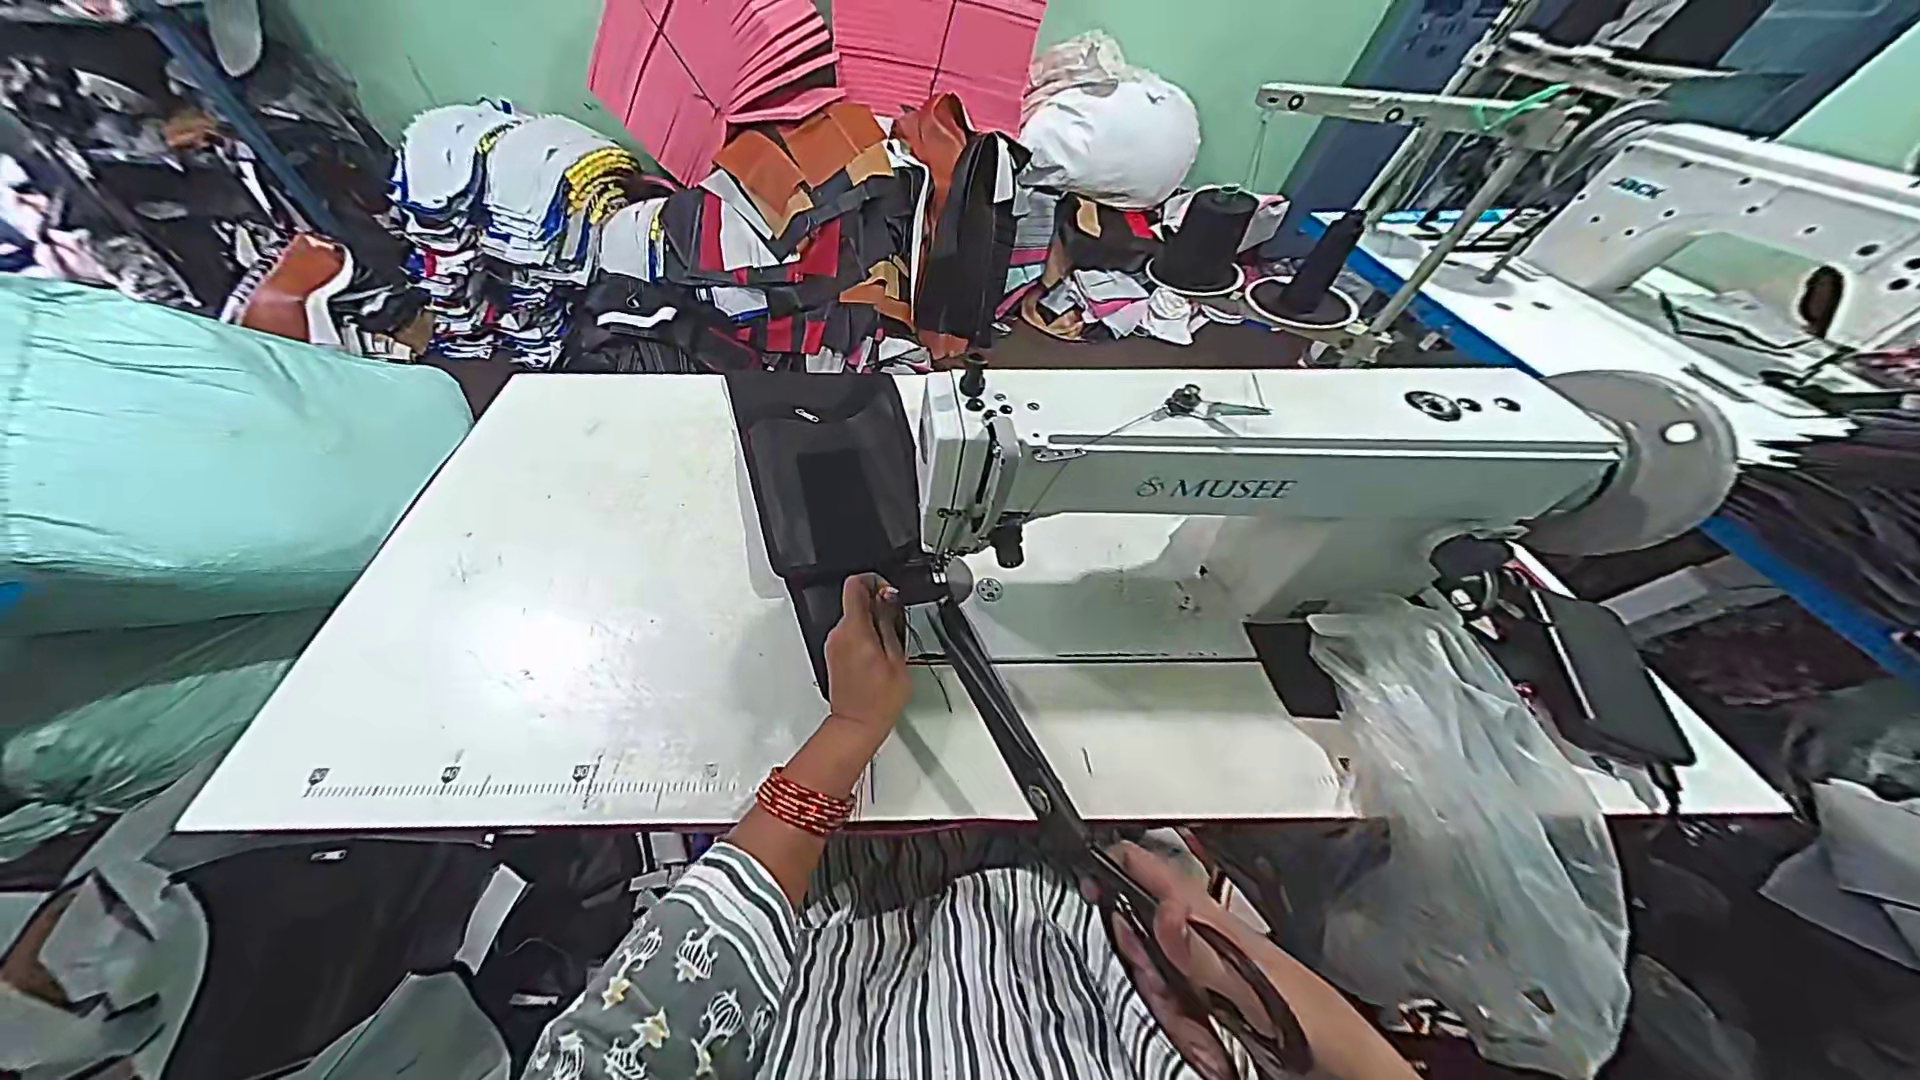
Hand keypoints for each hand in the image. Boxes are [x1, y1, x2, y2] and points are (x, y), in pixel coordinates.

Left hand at [824, 574, 910, 736]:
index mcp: (855, 630)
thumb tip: (889, 600)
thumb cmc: (878, 700)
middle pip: (855, 600)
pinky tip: (879, 653)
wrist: (856, 724)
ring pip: (853, 617)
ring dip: (872, 621)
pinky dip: (864, 634)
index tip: (889, 593)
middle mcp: (839, 633)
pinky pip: (849, 633)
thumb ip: (890, 623)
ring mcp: (834, 644)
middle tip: (895, 622)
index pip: (855, 584)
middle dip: (877, 604)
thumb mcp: (897, 658)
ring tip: (889, 644)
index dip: (874, 580)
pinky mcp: (834, 653)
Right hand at [1105, 843, 1418, 1079]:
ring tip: (1206, 1040)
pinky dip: (1187, 1038)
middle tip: (1164, 993)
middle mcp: (1203, 939)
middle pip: (1143, 933)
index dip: (1117, 867)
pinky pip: (1175, 1013)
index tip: (1090, 873)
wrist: (1347, 1073)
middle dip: (1146, 971)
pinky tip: (1212, 1051)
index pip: (1153, 874)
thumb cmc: (1315, 1022)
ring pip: (1156, 979)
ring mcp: (1206, 973)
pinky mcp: (1210, 1006)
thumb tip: (1160, 906)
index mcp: (1211, 920)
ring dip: (1174, 1017)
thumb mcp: (1252, 984)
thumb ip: (1200, 948)